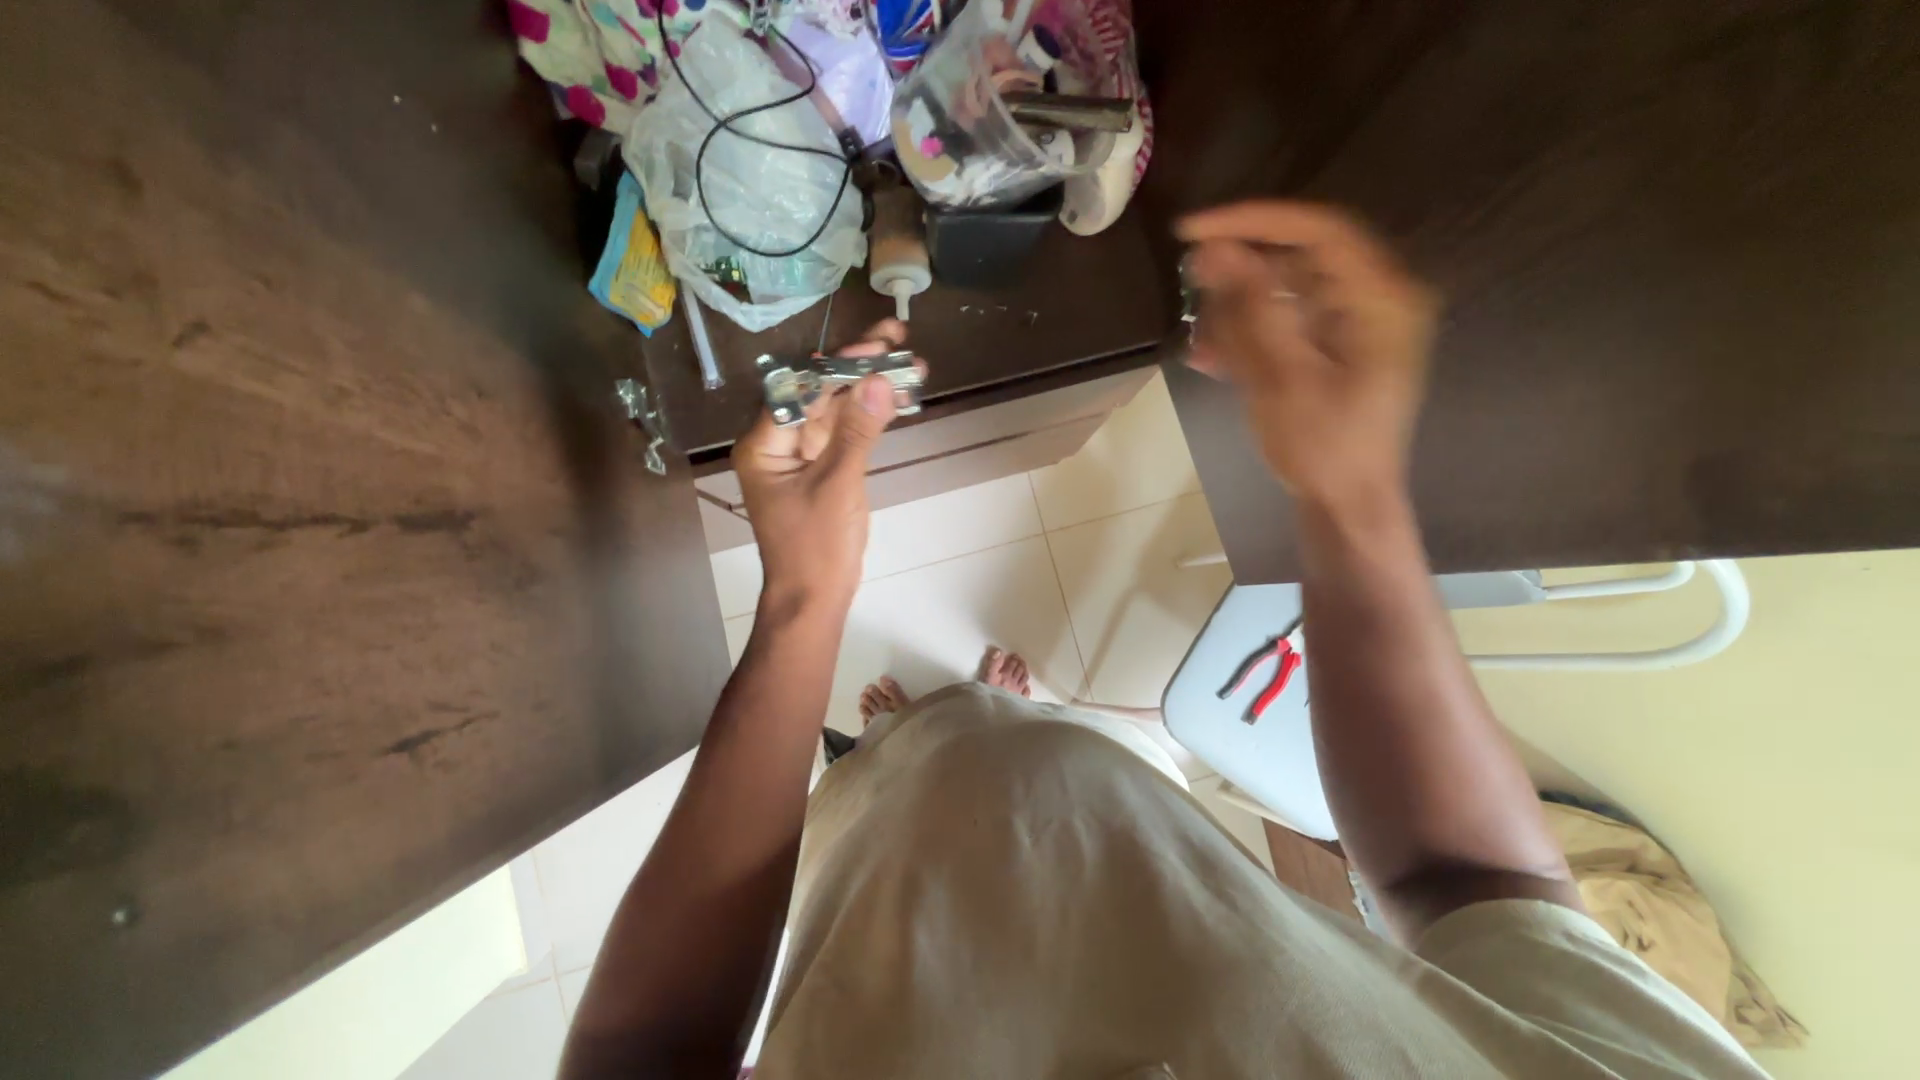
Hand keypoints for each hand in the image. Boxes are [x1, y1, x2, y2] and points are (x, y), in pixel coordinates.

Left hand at [732, 319, 912, 619]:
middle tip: (896, 336)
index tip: (877, 346)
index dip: (839, 363)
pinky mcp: (821, 469)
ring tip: (908, 360)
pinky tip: (897, 395)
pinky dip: (868, 416)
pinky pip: (843, 432)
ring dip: (868, 387)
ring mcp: (800, 455)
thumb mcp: (838, 486)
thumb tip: (880, 381)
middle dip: (857, 366)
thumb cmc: (816, 547)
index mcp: (764, 443)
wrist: (814, 599)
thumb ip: (858, 431)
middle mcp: (777, 442)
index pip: (800, 387)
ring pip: (834, 408)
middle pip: (817, 391)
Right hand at [1177, 201, 1437, 512]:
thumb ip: (1251, 309)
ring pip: (1283, 294)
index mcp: (1380, 299)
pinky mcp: (1334, 349)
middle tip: (1190, 290)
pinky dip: (1248, 338)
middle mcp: (1372, 301)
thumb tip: (1213, 250)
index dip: (1253, 222)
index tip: (1193, 232)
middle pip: (1297, 261)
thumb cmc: (1325, 448)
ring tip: (1200, 345)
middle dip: (1238, 279)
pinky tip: (1211, 360)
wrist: (1347, 507)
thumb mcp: (1284, 378)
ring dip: (1236, 315)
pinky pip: (1284, 325)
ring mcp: (1353, 326)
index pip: (1317, 231)